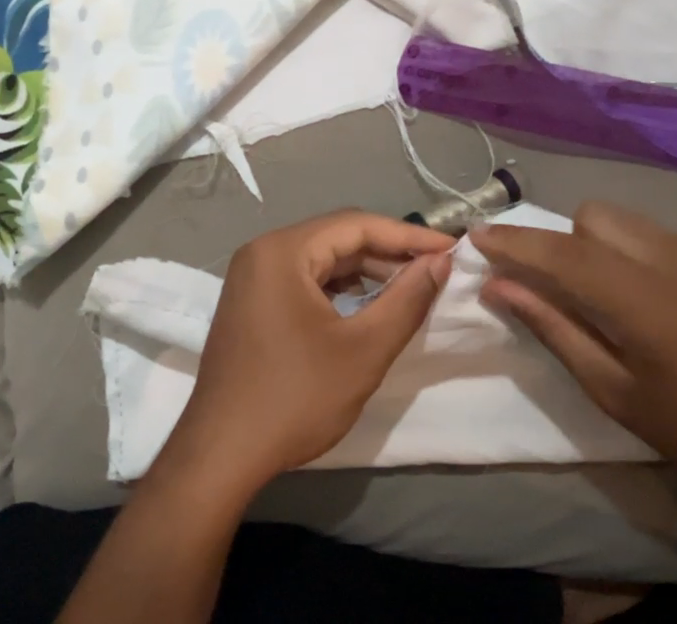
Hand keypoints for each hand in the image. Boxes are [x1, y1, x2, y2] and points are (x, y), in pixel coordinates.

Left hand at [159, 212, 454, 492]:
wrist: (224, 451)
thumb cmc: (296, 397)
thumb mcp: (364, 350)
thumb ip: (406, 300)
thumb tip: (439, 262)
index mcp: (282, 251)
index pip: (356, 224)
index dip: (409, 235)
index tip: (453, 248)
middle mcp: (261, 252)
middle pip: (336, 238)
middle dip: (388, 253)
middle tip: (437, 270)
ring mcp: (251, 279)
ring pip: (320, 261)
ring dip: (365, 272)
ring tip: (411, 288)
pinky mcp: (250, 304)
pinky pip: (302, 281)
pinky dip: (338, 290)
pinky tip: (367, 308)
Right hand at [473, 202, 676, 500]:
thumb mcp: (618, 393)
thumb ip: (555, 330)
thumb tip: (499, 286)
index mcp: (653, 304)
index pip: (566, 255)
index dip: (517, 243)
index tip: (478, 236)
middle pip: (596, 218)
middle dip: (567, 243)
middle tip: (567, 291)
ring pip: (631, 223)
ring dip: (605, 249)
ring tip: (620, 301)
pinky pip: (666, 237)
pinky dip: (644, 258)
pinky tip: (669, 305)